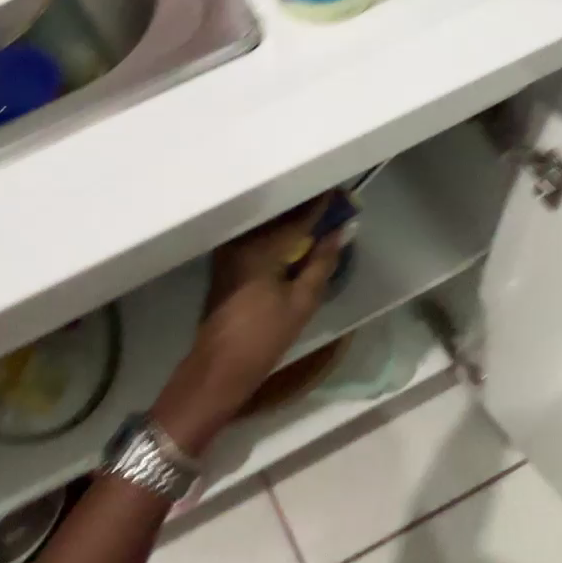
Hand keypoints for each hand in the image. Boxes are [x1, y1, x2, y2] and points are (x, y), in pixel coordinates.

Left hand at [150, 202, 344, 455]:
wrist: (219, 366)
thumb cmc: (263, 338)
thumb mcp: (302, 302)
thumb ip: (322, 263)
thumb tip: (340, 232)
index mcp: (259, 247)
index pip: (298, 217)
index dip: (322, 206)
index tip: (342, 196)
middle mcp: (240, 240)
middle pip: (280, 217)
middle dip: (307, 211)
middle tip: (335, 207)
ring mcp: (229, 250)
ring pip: (267, 226)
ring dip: (292, 222)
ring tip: (319, 221)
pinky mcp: (225, 262)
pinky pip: (256, 238)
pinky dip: (276, 236)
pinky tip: (295, 242)